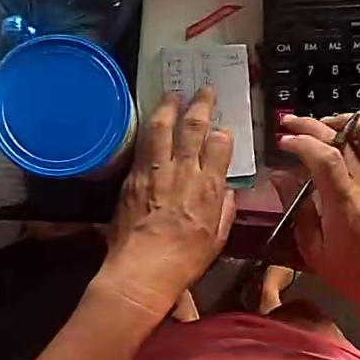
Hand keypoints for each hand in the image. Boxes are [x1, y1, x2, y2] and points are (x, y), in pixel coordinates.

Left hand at [101, 87, 235, 315]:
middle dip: (201, 104)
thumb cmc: (184, 260)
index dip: (222, 132)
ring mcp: (156, 171)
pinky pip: (142, 145)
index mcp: (209, 187)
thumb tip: (226, 189)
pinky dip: (148, 128)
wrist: (142, 270)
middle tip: (203, 89)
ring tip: (173, 93)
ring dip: (169, 107)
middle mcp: (184, 171)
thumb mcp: (217, 238)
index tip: (222, 127)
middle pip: (193, 128)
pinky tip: (151, 120)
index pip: (220, 145)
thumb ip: (224, 209)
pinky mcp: (133, 177)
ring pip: (163, 128)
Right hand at [275, 113, 359, 318]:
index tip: (284, 141)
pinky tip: (359, 134)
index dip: (303, 142)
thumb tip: (279, 178)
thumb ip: (295, 209)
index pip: (327, 158)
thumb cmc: (350, 272)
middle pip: (345, 140)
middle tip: (291, 124)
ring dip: (347, 122)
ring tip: (325, 124)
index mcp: (347, 207)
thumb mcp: (311, 247)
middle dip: (312, 126)